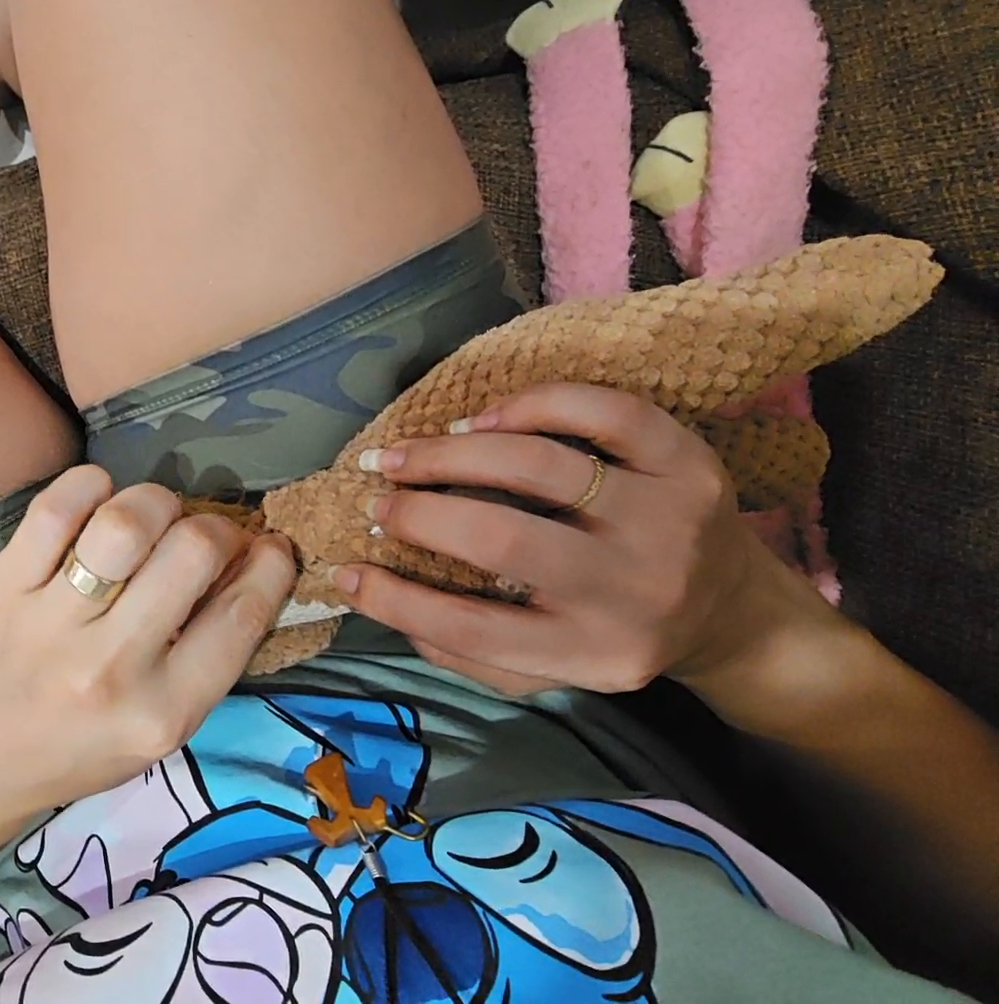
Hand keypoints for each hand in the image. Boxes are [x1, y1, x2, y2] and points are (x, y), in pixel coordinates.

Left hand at [0, 466, 296, 837]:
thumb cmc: (86, 747)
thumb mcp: (166, 727)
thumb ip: (209, 652)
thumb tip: (250, 561)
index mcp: (163, 712)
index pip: (240, 617)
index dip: (270, 565)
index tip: (270, 546)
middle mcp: (109, 666)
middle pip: (191, 552)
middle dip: (216, 529)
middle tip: (206, 536)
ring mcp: (51, 623)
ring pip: (125, 523)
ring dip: (156, 503)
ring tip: (155, 517)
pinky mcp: (5, 587)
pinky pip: (55, 509)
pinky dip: (90, 486)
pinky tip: (100, 501)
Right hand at [328, 383, 842, 701]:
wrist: (734, 615)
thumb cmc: (610, 638)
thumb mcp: (543, 672)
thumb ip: (462, 650)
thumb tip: (375, 597)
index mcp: (590, 653)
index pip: (468, 627)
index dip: (392, 600)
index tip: (345, 573)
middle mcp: (632, 591)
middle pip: (500, 536)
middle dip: (417, 512)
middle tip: (376, 500)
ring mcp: (667, 521)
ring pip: (539, 465)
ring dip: (451, 453)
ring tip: (405, 455)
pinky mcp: (690, 465)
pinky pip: (605, 414)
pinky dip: (533, 406)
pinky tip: (484, 421)